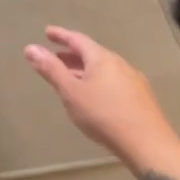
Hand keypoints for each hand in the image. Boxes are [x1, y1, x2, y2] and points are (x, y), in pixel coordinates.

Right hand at [25, 27, 179, 165]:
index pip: (78, 40)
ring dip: (84, 69)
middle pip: (92, 54)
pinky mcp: (142, 98)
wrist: (149, 146)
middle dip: (71, 54)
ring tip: (69, 77)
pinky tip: (93, 95)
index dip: (61, 35)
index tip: (47, 32)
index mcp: (103, 59)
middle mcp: (121, 65)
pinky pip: (113, 81)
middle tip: (54, 57)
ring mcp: (134, 82)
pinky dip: (97, 80)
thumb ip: (51, 69)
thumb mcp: (70, 92)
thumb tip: (31, 48)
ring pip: (103, 69)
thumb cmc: (103, 115)